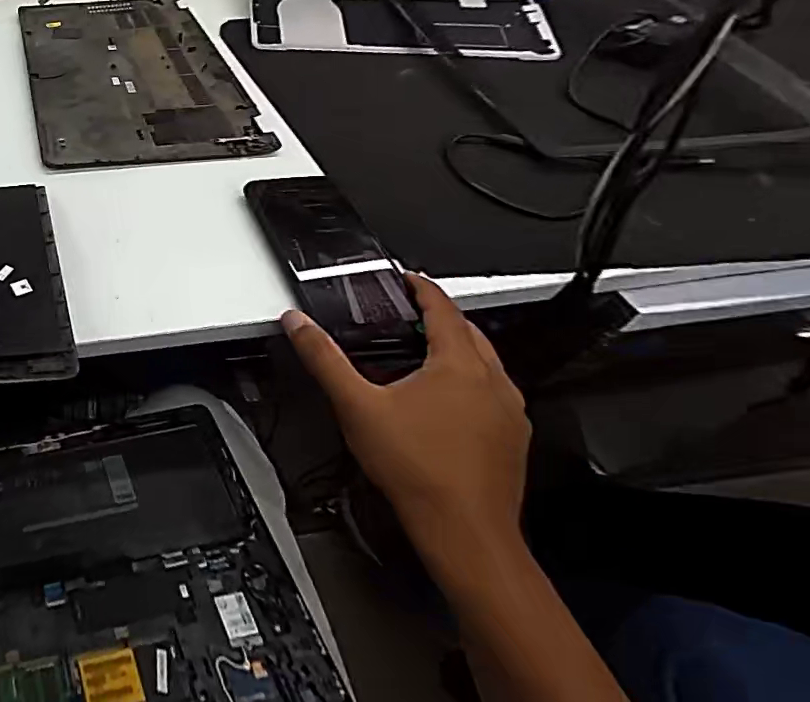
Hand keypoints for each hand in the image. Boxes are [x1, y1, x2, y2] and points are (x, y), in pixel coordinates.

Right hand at [281, 274, 529, 558]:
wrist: (463, 530)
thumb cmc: (419, 470)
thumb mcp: (355, 403)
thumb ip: (323, 357)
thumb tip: (299, 324)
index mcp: (460, 368)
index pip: (445, 310)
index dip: (423, 289)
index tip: (408, 280)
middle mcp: (494, 386)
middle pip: (472, 333)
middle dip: (441, 316)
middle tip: (411, 311)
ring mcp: (508, 414)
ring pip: (487, 363)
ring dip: (458, 348)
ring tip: (423, 350)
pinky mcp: (511, 439)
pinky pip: (493, 393)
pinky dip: (469, 380)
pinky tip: (441, 398)